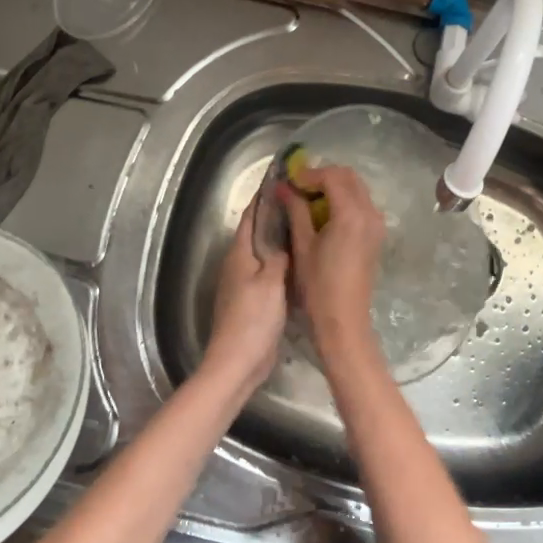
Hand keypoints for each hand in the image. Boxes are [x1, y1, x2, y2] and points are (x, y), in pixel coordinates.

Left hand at [201, 201, 289, 392]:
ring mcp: (242, 283)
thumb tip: (283, 238)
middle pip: (256, 233)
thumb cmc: (253, 319)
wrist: (237, 362)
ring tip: (305, 228)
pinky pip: (267, 271)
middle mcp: (238, 264)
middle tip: (302, 203)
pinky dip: (281, 262)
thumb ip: (277, 257)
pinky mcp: (251, 300)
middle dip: (274, 217)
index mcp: (240, 254)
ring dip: (279, 240)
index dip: (264, 198)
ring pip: (262, 252)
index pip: (252, 216)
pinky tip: (299, 263)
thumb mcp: (271, 283)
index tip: (282, 181)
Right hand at [281, 165, 385, 365]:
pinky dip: (345, 199)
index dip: (309, 174)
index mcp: (351, 214)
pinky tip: (325, 213)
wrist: (344, 321)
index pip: (332, 177)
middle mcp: (370, 213)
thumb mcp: (302, 245)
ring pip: (357, 188)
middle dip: (324, 176)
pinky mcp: (377, 235)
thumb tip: (283, 187)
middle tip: (299, 186)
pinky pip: (362, 204)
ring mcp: (377, 224)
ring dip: (335, 186)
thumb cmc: (319, 285)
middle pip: (349, 177)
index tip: (290, 181)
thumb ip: (296, 210)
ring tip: (309, 199)